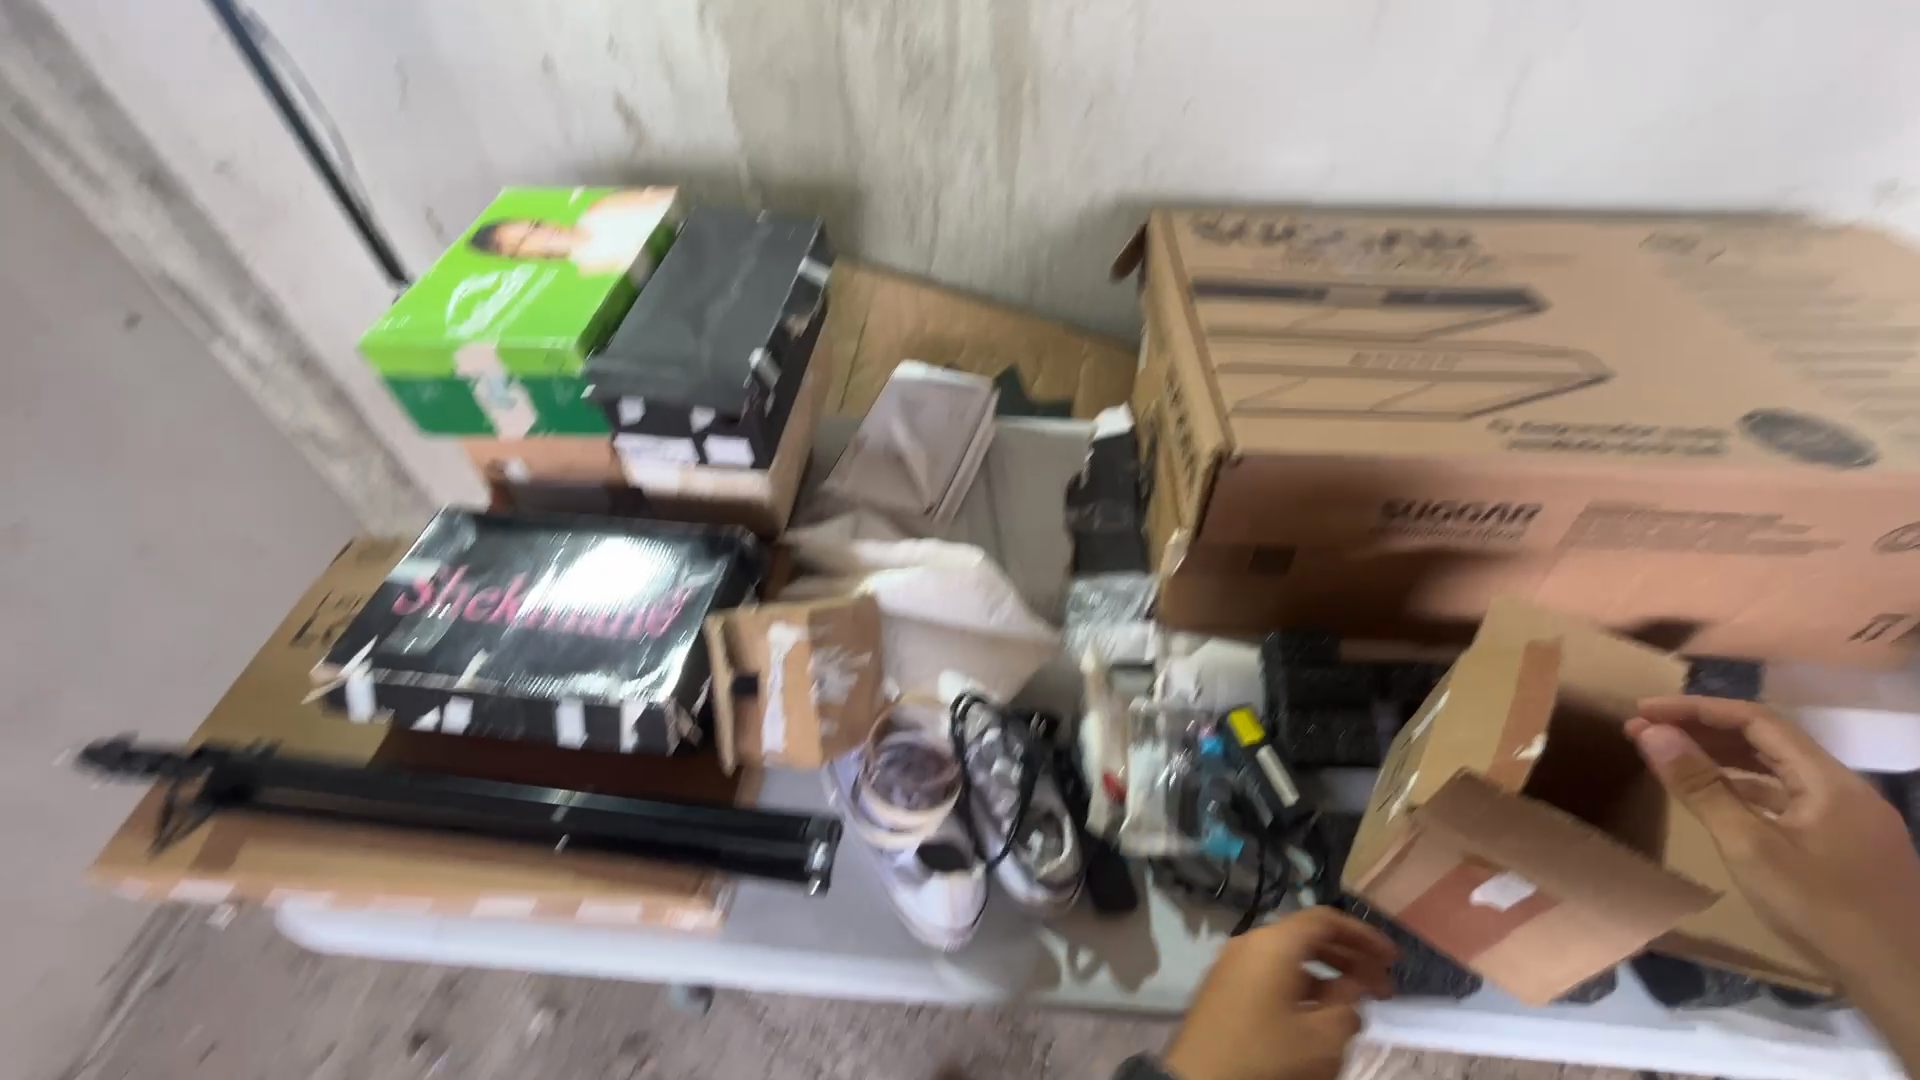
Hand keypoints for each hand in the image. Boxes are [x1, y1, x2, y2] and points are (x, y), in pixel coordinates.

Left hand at [1162, 906, 1396, 1079]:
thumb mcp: (1322, 1041)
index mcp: (1273, 944)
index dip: (1363, 935)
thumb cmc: (1266, 1059)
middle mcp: (1250, 943)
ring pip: (1289, 957)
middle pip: (1306, 936)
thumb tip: (1352, 988)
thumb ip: (1347, 1007)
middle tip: (1385, 986)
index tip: (1394, 959)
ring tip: (1358, 1004)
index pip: (1324, 920)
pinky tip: (1320, 1016)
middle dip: (1349, 957)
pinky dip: (1301, 986)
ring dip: (1326, 974)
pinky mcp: (1225, 987)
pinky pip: (1271, 974)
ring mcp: (1233, 964)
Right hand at [1625, 695, 1919, 984]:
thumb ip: (1700, 786)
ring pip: (1776, 767)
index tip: (1643, 710)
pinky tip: (1713, 793)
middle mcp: (1845, 790)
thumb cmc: (1821, 910)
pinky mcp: (1844, 841)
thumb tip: (1650, 731)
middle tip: (1644, 730)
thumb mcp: (1748, 846)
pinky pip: (1785, 794)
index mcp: (1831, 783)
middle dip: (1702, 729)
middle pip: (1767, 740)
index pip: (1757, 721)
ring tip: (1667, 754)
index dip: (1696, 709)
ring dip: (1720, 755)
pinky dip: (1742, 784)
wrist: (1904, 983)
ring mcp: (1849, 817)